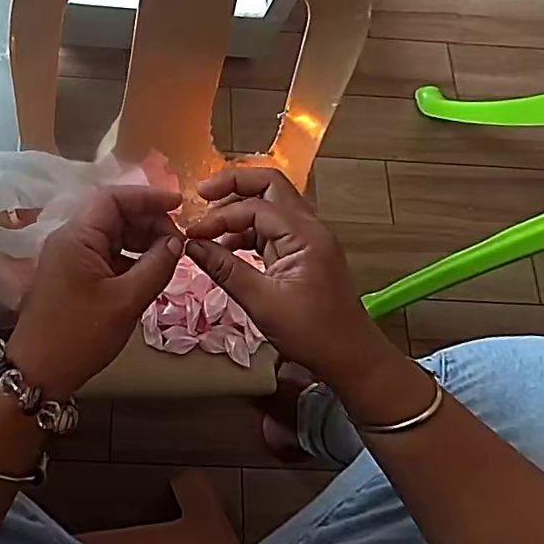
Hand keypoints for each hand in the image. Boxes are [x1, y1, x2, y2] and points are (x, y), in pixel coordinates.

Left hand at [6, 186, 185, 397]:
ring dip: (142, 240)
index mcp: (76, 236)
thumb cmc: (80, 334)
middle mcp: (70, 239)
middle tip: (179, 239)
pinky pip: (106, 255)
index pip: (113, 198)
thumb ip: (156, 266)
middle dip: (148, 221)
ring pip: (112, 235)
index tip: (178, 203)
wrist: (38, 372)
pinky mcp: (74, 276)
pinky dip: (131, 258)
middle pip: (114, 215)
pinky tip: (152, 272)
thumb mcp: (126, 301)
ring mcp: (70, 258)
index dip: (147, 197)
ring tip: (171, 255)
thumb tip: (178, 242)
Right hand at [182, 168, 402, 392]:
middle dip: (233, 185)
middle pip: (269, 185)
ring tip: (209, 228)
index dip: (219, 217)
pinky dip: (246, 231)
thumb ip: (225, 269)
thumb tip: (191, 245)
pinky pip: (271, 228)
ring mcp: (307, 239)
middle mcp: (309, 228)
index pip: (254, 207)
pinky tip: (225, 248)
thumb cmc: (312, 333)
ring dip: (238, 209)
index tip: (192, 234)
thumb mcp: (261, 302)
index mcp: (305, 235)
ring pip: (269, 204)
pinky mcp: (302, 252)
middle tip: (201, 194)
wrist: (352, 359)